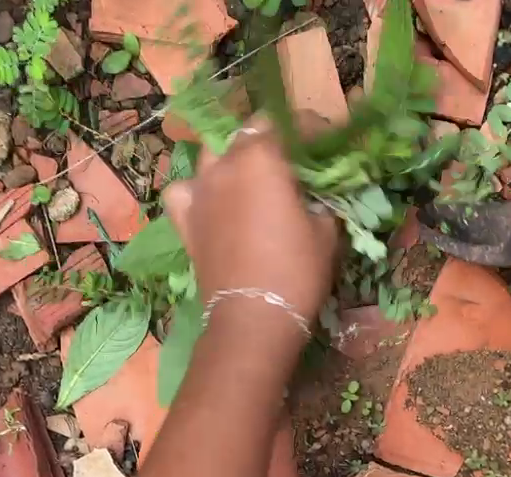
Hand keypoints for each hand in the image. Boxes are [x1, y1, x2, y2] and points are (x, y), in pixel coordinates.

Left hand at [162, 121, 340, 337]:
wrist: (253, 319)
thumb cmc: (296, 273)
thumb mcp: (326, 233)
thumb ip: (321, 202)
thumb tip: (316, 198)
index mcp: (262, 157)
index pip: (287, 123)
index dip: (310, 129)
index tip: (326, 143)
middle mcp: (225, 164)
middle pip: (247, 134)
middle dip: (270, 142)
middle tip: (291, 166)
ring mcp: (200, 192)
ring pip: (211, 156)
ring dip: (232, 160)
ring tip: (250, 180)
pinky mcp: (186, 222)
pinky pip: (184, 191)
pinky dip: (196, 191)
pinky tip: (209, 201)